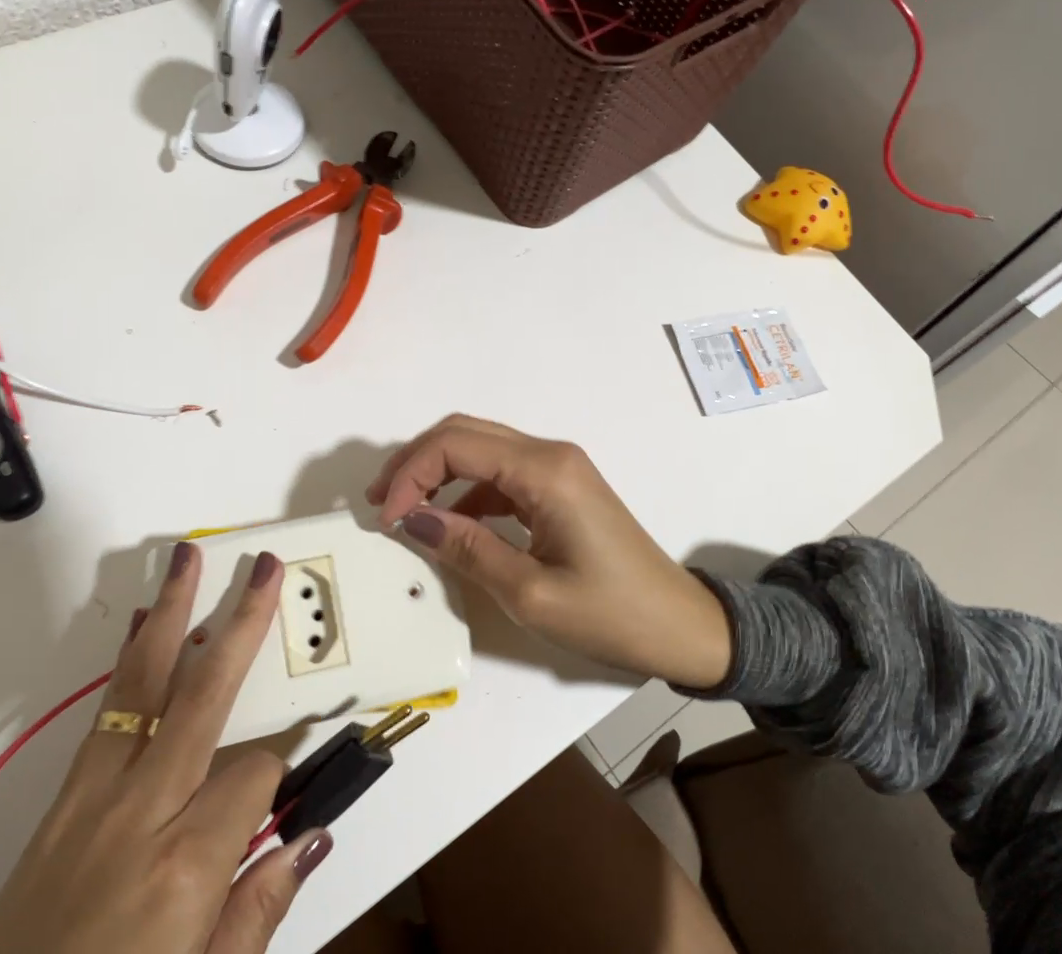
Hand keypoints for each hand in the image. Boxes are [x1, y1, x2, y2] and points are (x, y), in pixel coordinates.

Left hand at [0, 545, 332, 953]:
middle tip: (262, 569)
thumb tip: (310, 838)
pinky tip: (139, 630)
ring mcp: (92, 798)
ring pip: (141, 687)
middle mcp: (140, 810)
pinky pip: (104, 714)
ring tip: (187, 561)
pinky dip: (126, 662)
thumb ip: (260, 905)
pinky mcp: (61, 801)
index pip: (257, 774)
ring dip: (170, 618)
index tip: (283, 795)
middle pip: (202, 696)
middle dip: (238, 626)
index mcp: (187, 859)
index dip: (281, 775)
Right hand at [366, 414, 731, 690]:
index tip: (387, 520)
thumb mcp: (528, 592)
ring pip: (481, 450)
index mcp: (545, 471)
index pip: (455, 445)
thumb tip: (412, 520)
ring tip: (404, 513)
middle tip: (380, 504)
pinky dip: (466, 492)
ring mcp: (559, 469)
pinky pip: (501, 476)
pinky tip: (448, 524)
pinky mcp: (561, 489)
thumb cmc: (610, 615)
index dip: (410, 474)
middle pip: (465, 433)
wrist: (680, 627)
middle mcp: (551, 455)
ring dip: (438, 473)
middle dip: (415, 462)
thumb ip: (466, 548)